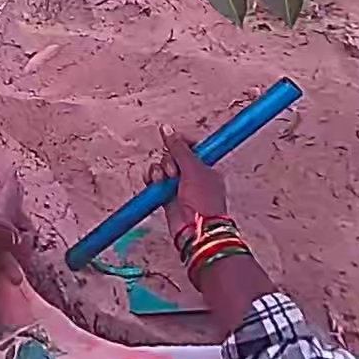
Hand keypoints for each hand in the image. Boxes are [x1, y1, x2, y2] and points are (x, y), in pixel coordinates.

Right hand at [143, 123, 228, 249]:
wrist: (196, 230)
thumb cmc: (204, 201)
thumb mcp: (193, 168)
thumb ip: (178, 147)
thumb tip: (167, 129)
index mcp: (205, 167)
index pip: (191, 147)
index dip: (181, 143)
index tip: (174, 141)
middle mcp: (192, 175)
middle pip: (172, 155)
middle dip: (169, 160)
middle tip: (174, 171)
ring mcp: (179, 185)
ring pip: (161, 166)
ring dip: (159, 171)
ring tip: (165, 180)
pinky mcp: (166, 195)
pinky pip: (154, 179)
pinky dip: (152, 179)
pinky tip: (156, 183)